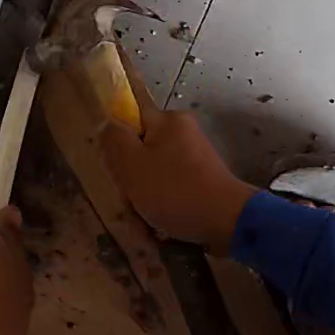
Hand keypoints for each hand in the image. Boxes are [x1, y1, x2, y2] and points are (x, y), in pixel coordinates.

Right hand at [100, 111, 255, 250]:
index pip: (131, 109)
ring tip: (145, 219)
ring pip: (152, 173)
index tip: (111, 154)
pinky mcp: (201, 180)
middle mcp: (183, 132)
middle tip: (129, 197)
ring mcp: (194, 158)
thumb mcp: (131, 165)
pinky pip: (170, 188)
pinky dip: (161, 205)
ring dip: (143, 197)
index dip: (115, 129)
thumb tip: (107, 124)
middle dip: (129, 176)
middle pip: (139, 148)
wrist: (227, 222)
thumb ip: (113, 140)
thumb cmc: (174, 191)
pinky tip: (160, 226)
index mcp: (167, 120)